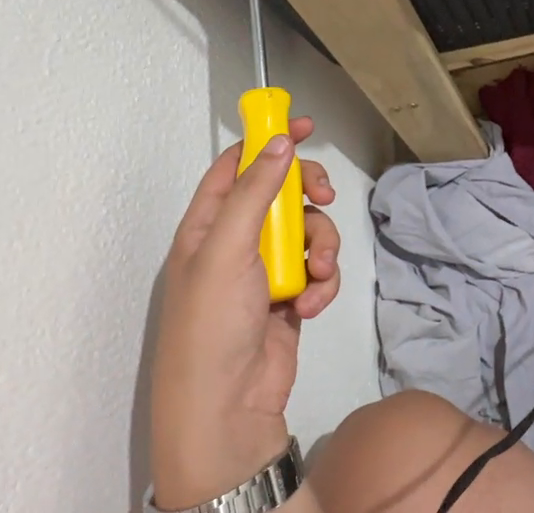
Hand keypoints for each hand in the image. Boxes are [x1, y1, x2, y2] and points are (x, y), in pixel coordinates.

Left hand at [150, 120, 341, 509]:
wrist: (227, 409)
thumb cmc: (213, 324)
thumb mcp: (229, 249)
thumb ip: (257, 191)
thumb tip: (282, 140)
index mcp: (208, 225)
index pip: (238, 166)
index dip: (269, 141)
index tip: (305, 124)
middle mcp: (237, 241)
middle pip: (282, 192)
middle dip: (308, 194)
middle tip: (324, 196)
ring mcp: (266, 270)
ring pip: (309, 231)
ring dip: (322, 247)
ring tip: (318, 275)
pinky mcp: (292, 296)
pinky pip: (319, 269)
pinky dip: (323, 283)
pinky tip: (313, 303)